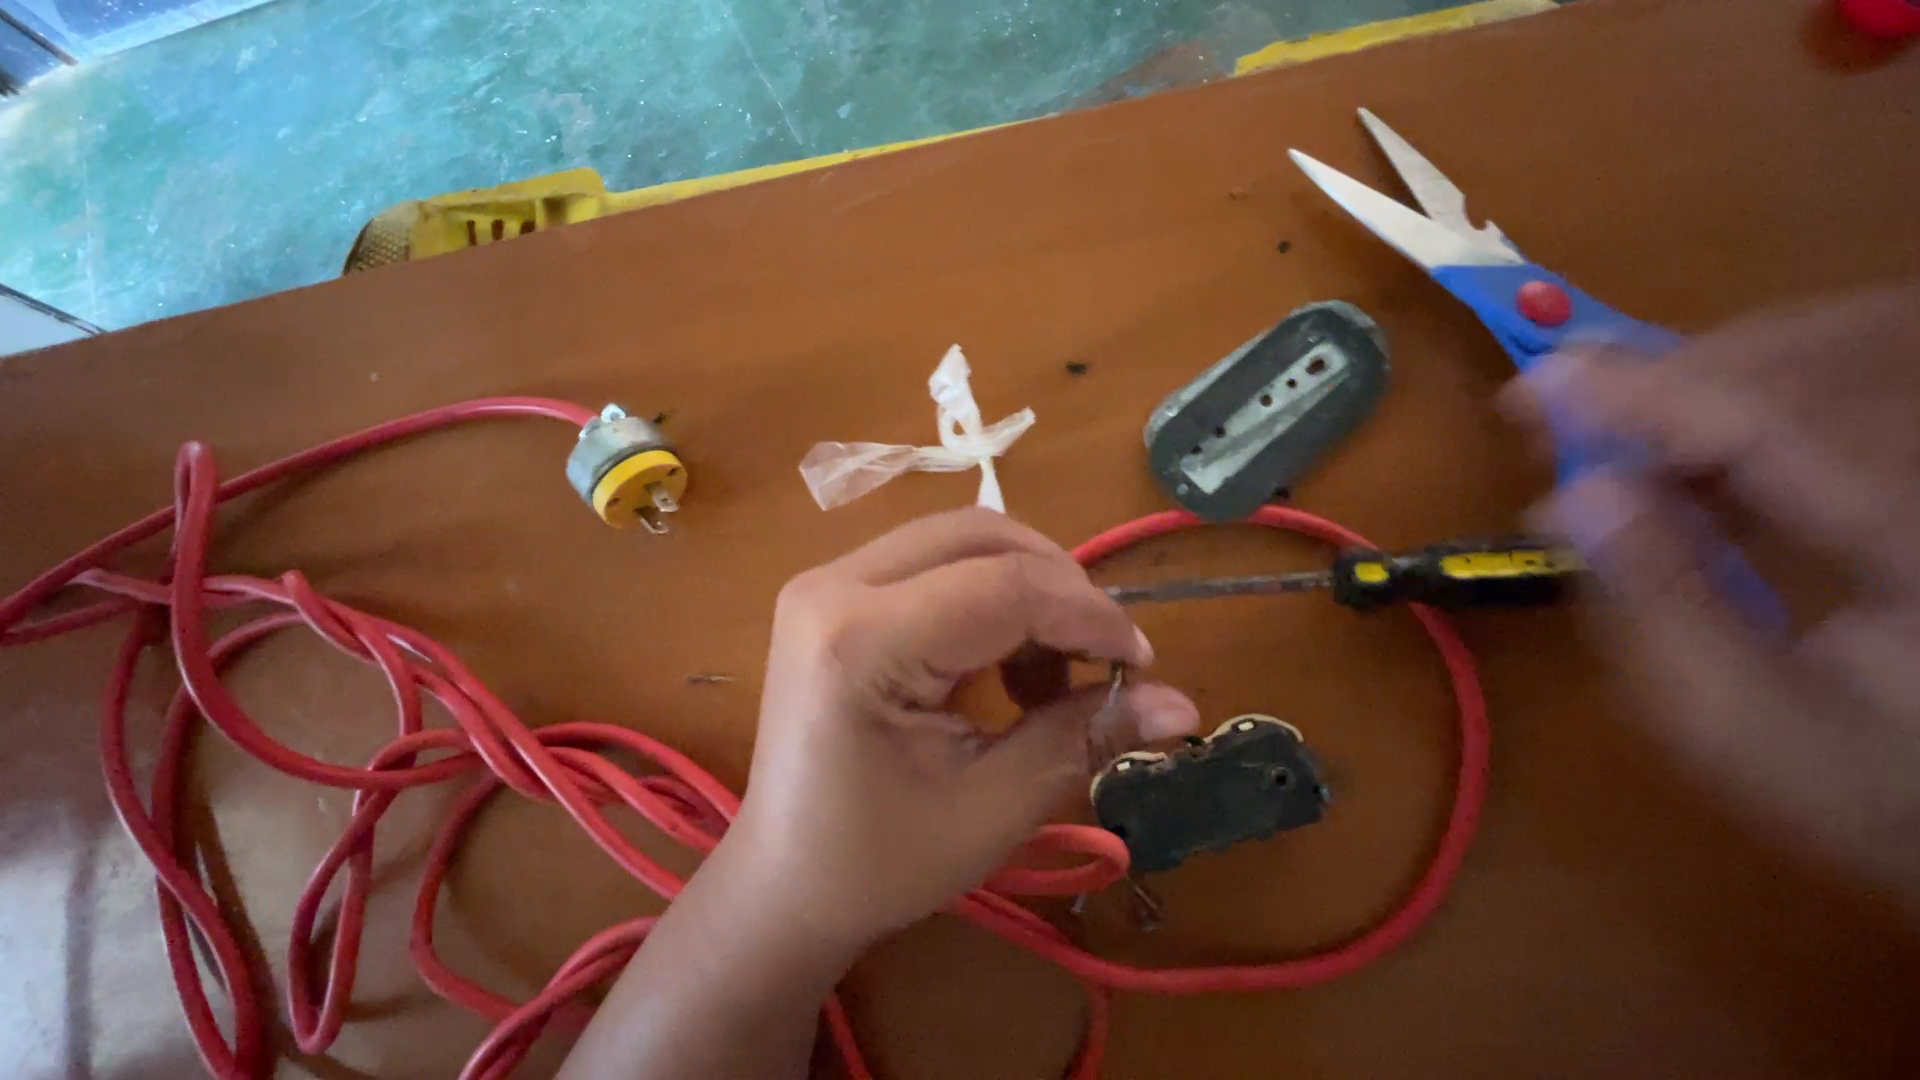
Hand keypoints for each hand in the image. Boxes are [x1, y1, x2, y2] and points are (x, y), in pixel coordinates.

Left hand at [725, 508, 1199, 946]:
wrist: (784, 881)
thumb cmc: (880, 861)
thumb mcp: (993, 806)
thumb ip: (1083, 735)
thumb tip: (1184, 704)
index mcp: (860, 640)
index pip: (1004, 586)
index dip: (1088, 614)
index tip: (1142, 661)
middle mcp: (833, 585)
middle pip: (980, 535)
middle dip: (1059, 586)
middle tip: (1102, 656)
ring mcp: (826, 581)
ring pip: (959, 539)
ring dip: (1026, 588)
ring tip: (1049, 675)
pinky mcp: (835, 593)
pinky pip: (934, 562)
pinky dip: (989, 597)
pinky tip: (1005, 665)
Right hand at [1505, 282, 1919, 905]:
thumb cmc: (1864, 782)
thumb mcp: (1739, 724)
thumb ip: (1653, 608)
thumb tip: (1574, 498)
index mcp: (1917, 535)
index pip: (1770, 417)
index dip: (1637, 391)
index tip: (1524, 394)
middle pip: (1814, 357)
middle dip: (1669, 377)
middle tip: (1562, 426)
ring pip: (1846, 345)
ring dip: (1715, 378)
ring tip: (1628, 443)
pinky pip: (1871, 369)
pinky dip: (1772, 388)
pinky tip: (1715, 453)